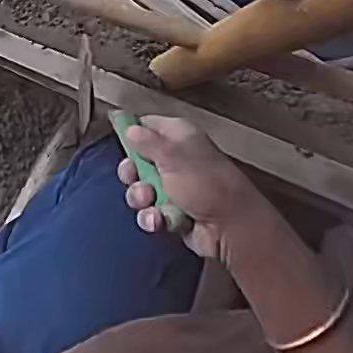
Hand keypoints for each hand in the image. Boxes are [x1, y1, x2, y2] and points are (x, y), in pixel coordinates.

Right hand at [116, 115, 279, 261]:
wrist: (230, 227)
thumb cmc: (205, 184)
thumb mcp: (173, 156)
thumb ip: (146, 141)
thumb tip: (128, 128)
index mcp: (178, 136)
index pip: (146, 125)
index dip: (130, 134)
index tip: (121, 144)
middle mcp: (174, 158)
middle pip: (136, 160)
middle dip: (132, 174)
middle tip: (136, 178)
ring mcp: (172, 187)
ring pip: (140, 189)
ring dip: (141, 198)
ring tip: (152, 202)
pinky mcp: (171, 211)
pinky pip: (149, 212)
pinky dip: (152, 217)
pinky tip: (160, 220)